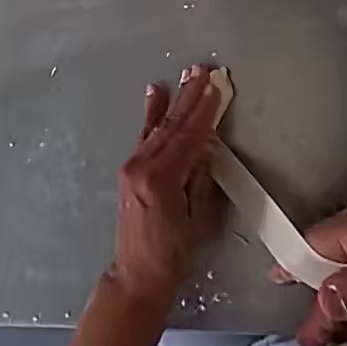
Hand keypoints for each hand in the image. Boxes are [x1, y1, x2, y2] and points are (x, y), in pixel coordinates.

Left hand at [105, 64, 224, 302]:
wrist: (136, 276)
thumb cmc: (174, 254)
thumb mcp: (199, 220)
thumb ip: (201, 178)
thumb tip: (207, 144)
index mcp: (162, 179)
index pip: (190, 137)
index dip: (206, 111)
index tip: (217, 87)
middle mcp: (143, 165)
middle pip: (173, 124)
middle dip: (191, 95)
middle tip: (203, 69)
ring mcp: (132, 164)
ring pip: (159, 125)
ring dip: (176, 98)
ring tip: (187, 74)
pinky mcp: (129, 167)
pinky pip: (145, 134)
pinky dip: (152, 112)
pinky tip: (156, 92)